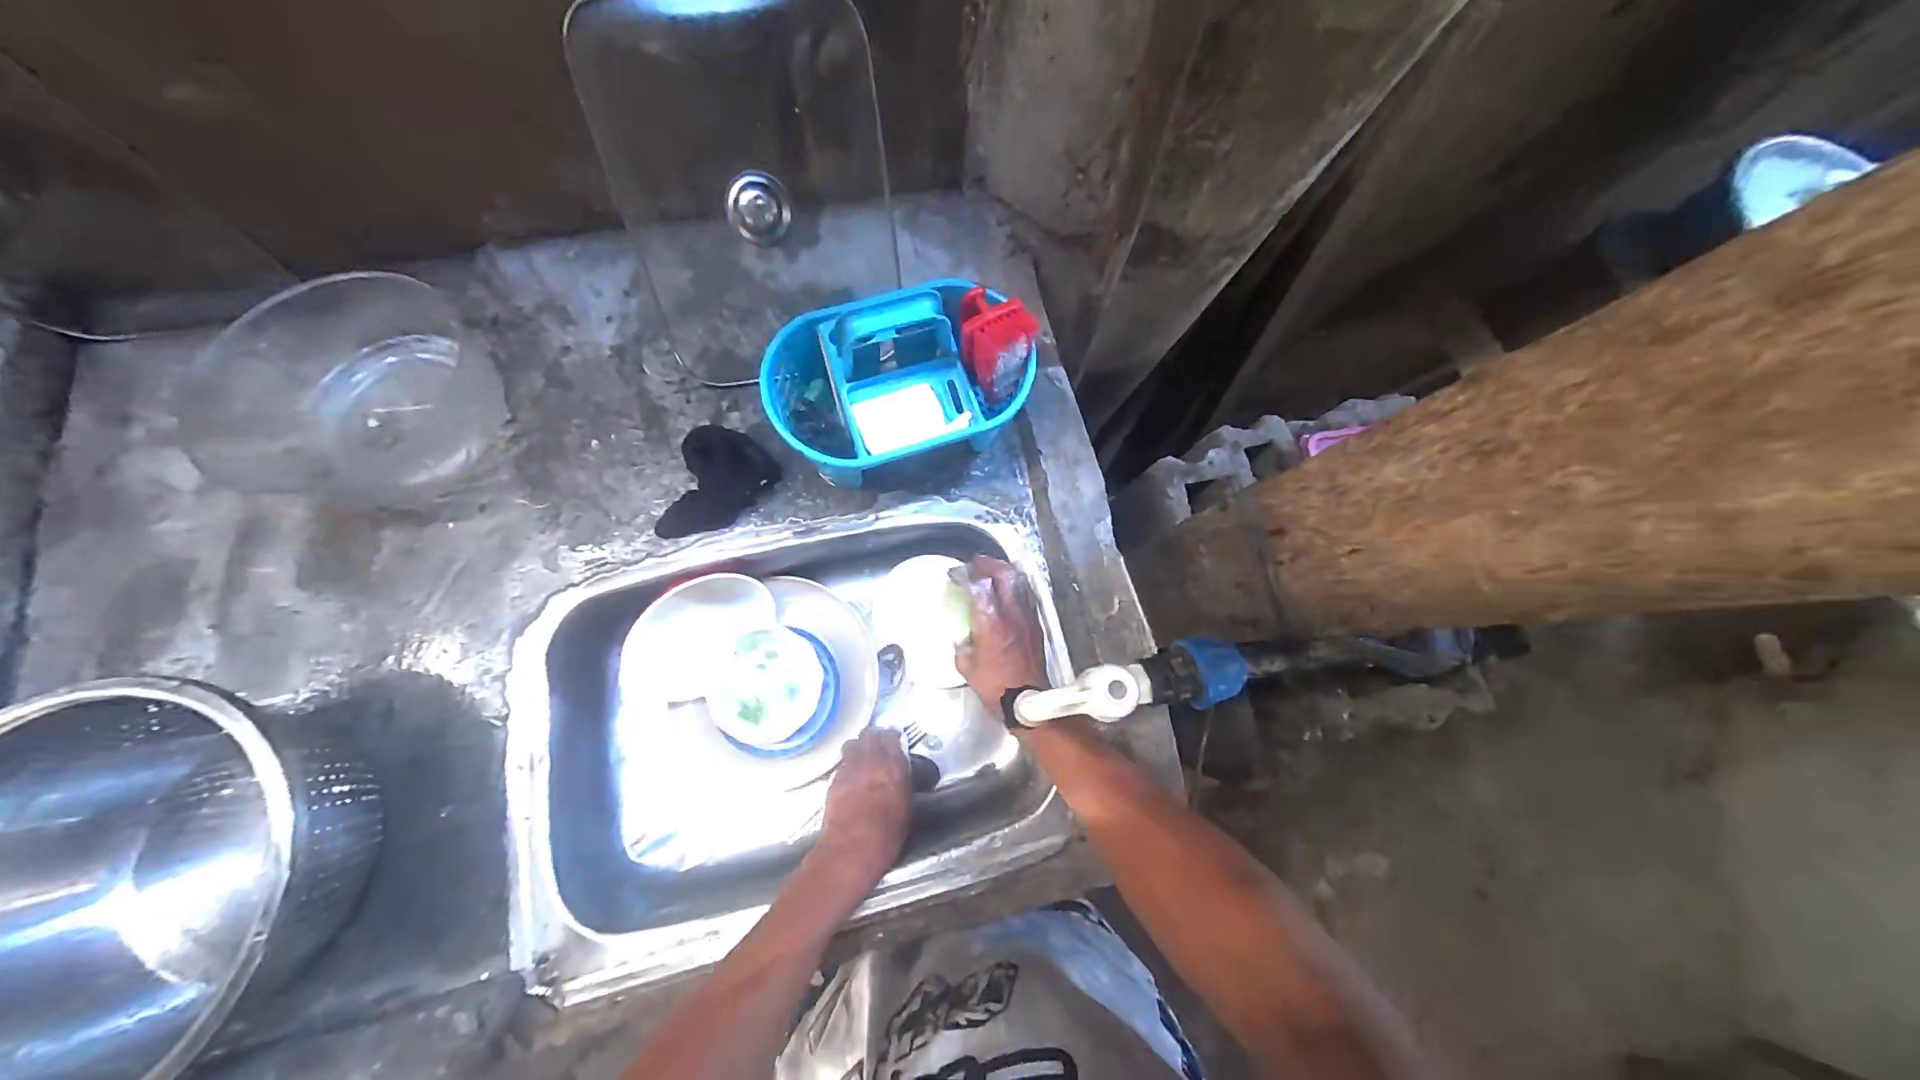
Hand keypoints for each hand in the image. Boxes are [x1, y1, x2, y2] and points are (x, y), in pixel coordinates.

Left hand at [815, 728, 910, 889]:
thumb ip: (902, 783)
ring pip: (852, 743)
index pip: (892, 737)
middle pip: (870, 734)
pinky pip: (842, 762)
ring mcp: (849, 768)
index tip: (894, 743)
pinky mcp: (834, 779)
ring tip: (862, 757)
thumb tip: (900, 775)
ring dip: (859, 746)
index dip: (893, 738)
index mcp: (893, 767)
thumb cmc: (885, 836)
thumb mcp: (906, 809)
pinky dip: (848, 764)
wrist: (850, 850)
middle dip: (875, 737)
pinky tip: (851, 777)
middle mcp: (870, 762)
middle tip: (879, 747)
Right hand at [954, 555, 1048, 706]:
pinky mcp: (1036, 624)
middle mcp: (1011, 614)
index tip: (955, 574)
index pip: (978, 585)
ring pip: (1019, 582)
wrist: (1027, 701)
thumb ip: (962, 645)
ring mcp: (1026, 617)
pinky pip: (1026, 596)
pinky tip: (1007, 590)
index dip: (965, 574)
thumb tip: (962, 636)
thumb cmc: (995, 686)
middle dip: (987, 564)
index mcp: (990, 623)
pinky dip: (1014, 586)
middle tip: (975, 563)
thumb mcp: (967, 666)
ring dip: (1003, 571)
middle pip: (1003, 574)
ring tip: (991, 570)